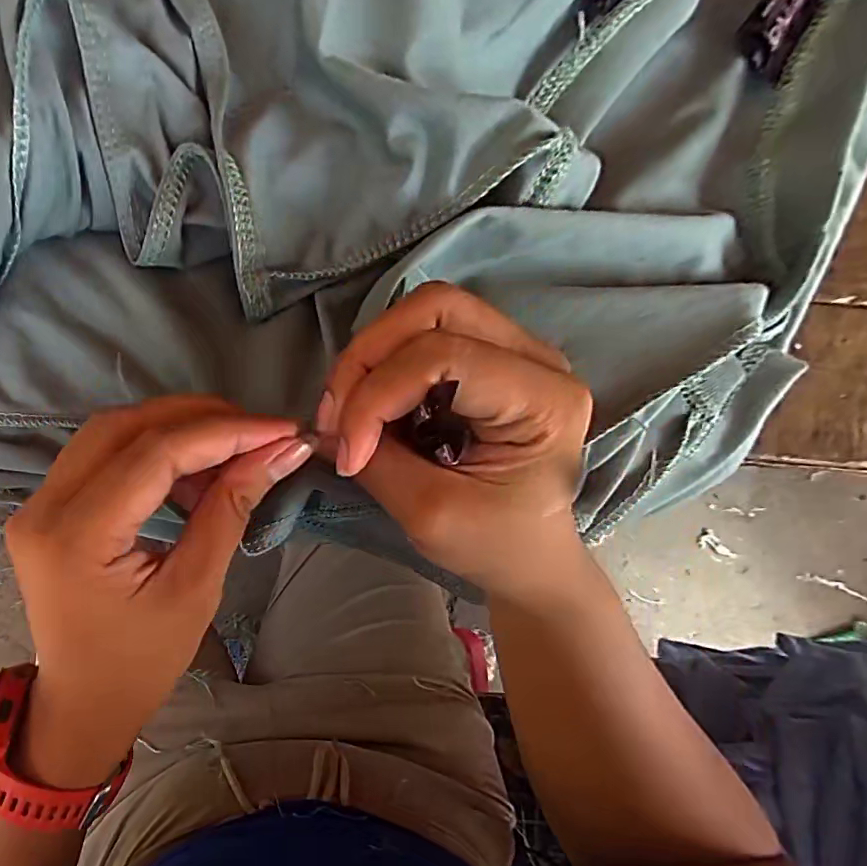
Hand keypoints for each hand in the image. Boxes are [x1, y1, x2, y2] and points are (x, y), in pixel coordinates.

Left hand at [4, 396, 310, 787]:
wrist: (83, 700)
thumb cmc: (140, 663)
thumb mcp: (194, 590)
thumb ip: (229, 510)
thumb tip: (281, 451)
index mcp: (75, 537)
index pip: (152, 454)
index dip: (222, 432)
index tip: (280, 429)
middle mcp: (42, 508)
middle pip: (124, 427)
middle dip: (198, 419)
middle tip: (259, 432)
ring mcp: (35, 504)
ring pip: (109, 432)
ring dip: (173, 429)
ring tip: (230, 450)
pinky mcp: (43, 507)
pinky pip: (98, 456)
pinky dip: (148, 450)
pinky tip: (189, 469)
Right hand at [314, 282, 592, 596]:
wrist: (526, 556)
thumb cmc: (492, 544)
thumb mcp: (428, 514)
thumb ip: (375, 463)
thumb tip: (323, 430)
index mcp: (543, 400)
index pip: (442, 356)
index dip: (375, 397)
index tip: (349, 455)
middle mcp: (536, 358)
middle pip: (431, 309)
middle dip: (366, 359)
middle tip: (337, 417)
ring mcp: (512, 351)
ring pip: (421, 314)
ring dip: (369, 360)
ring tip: (348, 414)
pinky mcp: (485, 359)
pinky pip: (419, 337)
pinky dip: (380, 367)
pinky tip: (369, 408)